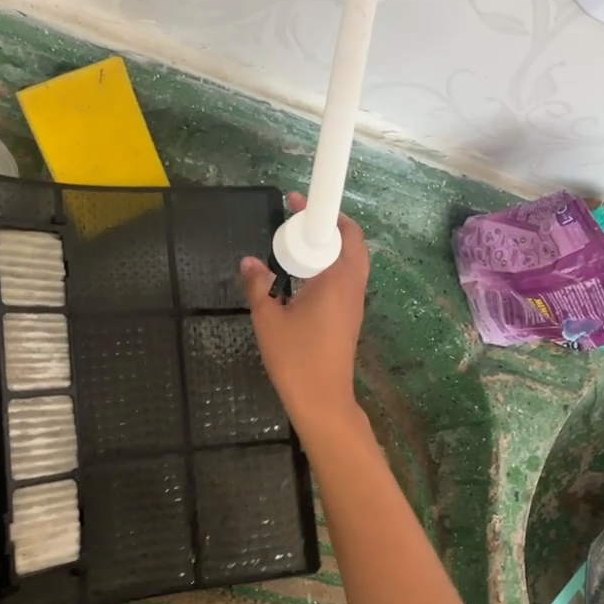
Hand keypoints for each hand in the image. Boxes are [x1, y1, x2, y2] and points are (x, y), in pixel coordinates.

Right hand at [239, 193, 369, 433]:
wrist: (322, 401)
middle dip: (329, 226)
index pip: (341, 232)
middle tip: (298, 221)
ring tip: (299, 244)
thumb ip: (258, 286)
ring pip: (352, 262)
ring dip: (331, 247)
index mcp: (337, 280)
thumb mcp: (268, 319)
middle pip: (353, 243)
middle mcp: (352, 286)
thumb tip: (249, 262)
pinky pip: (346, 279)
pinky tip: (304, 276)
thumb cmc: (296, 359)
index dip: (321, 212)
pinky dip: (330, 267)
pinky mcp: (349, 317)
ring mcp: (354, 303)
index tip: (297, 202)